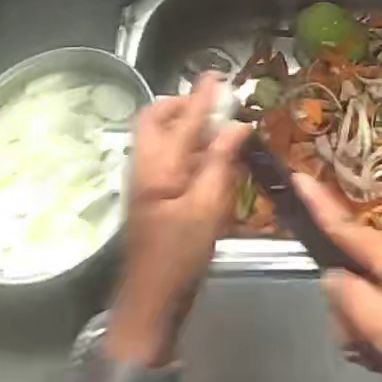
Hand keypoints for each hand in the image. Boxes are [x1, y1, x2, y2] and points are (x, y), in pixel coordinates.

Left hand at [109, 74, 245, 363]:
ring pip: (160, 136)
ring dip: (186, 125)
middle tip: (213, 105)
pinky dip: (188, 147)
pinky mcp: (151, 197)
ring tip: (219, 128)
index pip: (183, 119)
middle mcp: (146, 166)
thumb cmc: (179, 257)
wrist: (149, 306)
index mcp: (159, 166)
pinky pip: (167, 157)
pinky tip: (212, 159)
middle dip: (182, 104)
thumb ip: (221, 162)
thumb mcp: (207, 209)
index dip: (202, 96)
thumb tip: (236, 125)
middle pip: (156, 119)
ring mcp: (145, 182)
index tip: (217, 75)